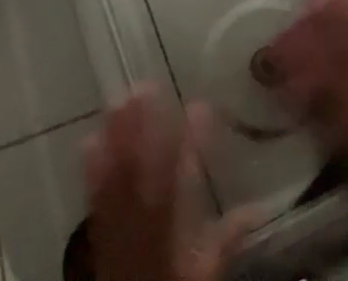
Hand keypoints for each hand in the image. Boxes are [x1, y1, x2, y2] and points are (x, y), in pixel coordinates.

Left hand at [83, 88, 252, 280]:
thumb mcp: (206, 269)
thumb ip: (228, 236)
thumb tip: (260, 208)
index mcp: (170, 225)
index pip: (182, 175)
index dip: (191, 138)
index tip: (201, 104)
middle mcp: (141, 219)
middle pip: (140, 167)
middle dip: (142, 125)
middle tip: (146, 85)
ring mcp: (116, 222)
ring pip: (115, 172)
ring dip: (116, 134)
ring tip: (119, 97)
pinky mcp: (99, 230)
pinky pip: (93, 196)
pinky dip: (90, 167)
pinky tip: (87, 140)